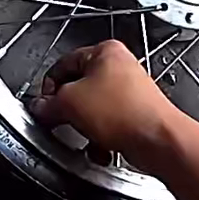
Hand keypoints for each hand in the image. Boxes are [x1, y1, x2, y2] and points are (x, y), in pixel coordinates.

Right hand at [28, 40, 192, 169]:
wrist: (158, 141)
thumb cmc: (126, 113)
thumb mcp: (70, 104)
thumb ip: (48, 104)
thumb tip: (40, 107)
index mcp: (105, 51)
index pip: (63, 64)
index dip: (49, 87)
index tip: (44, 105)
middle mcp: (120, 67)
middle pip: (78, 88)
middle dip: (69, 111)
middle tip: (63, 121)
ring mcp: (129, 91)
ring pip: (93, 110)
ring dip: (85, 128)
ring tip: (88, 136)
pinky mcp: (135, 114)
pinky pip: (108, 124)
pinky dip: (101, 138)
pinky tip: (102, 147)